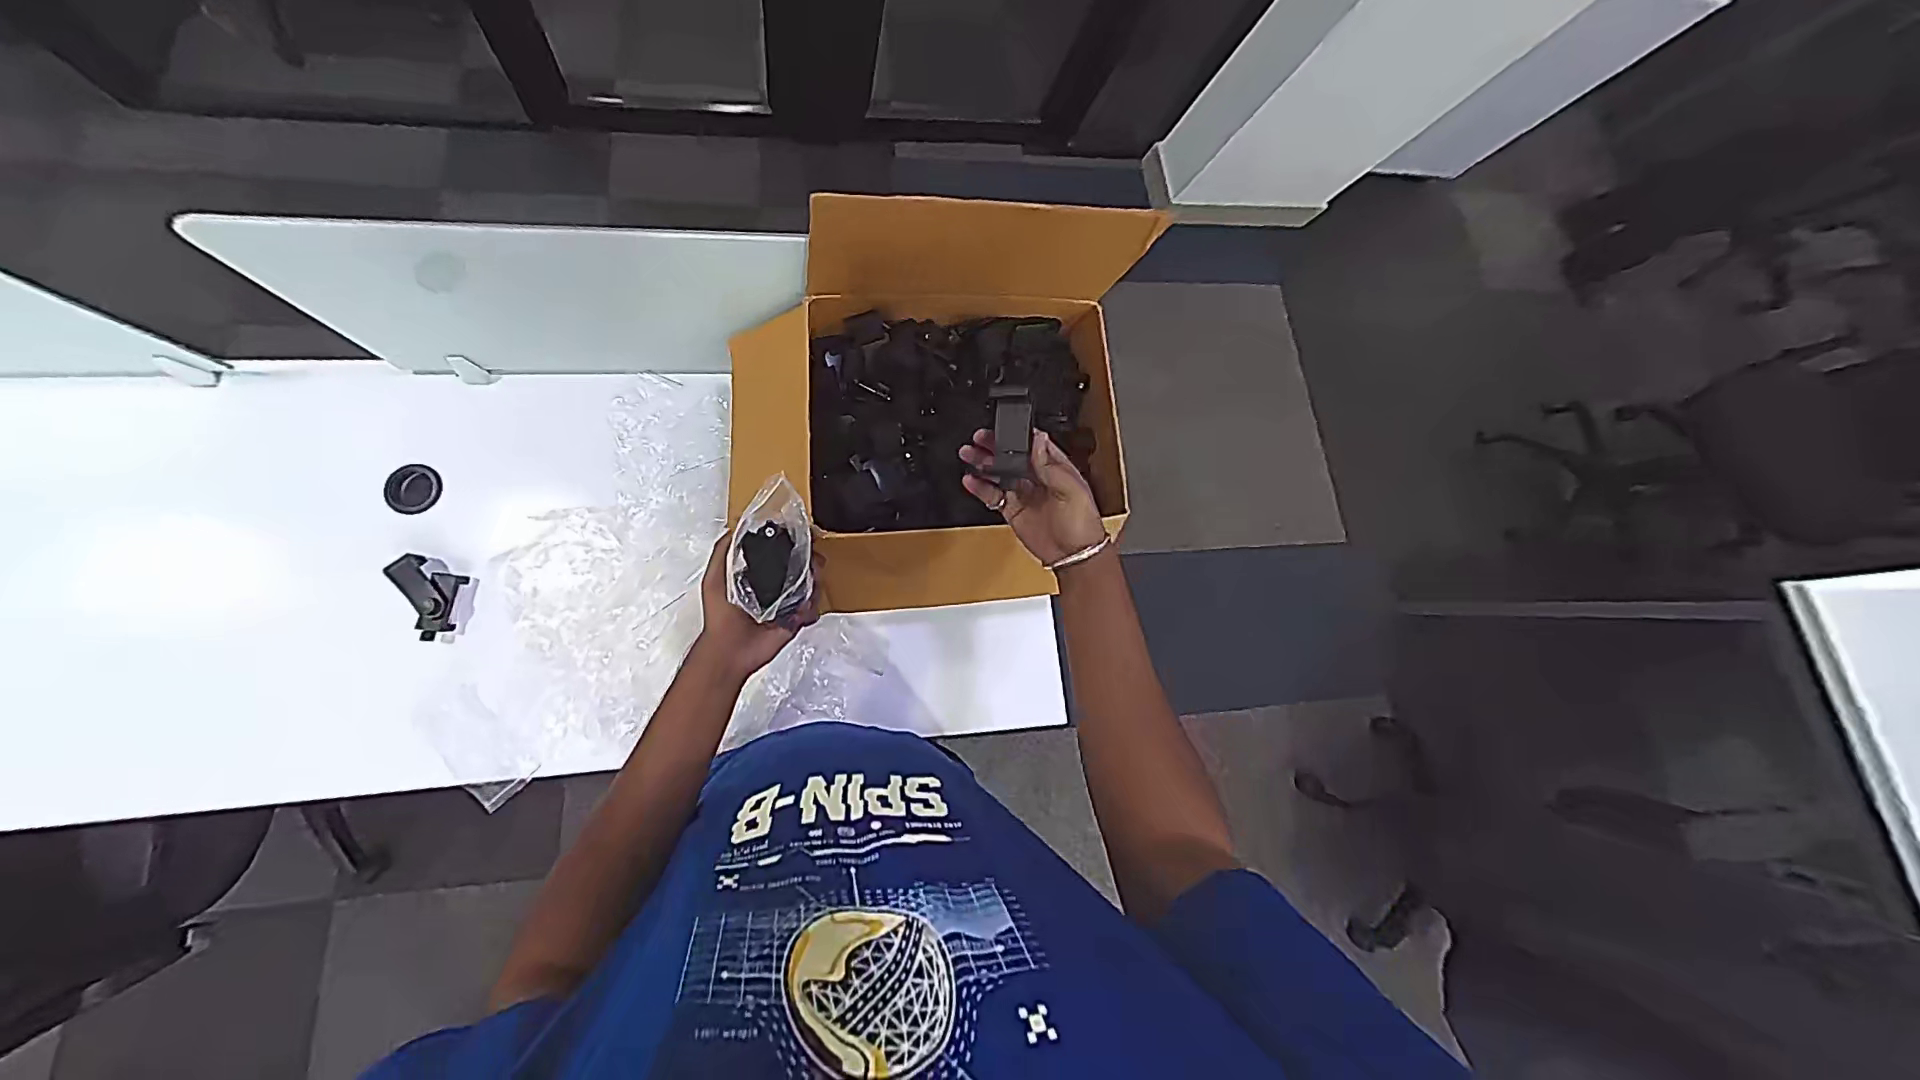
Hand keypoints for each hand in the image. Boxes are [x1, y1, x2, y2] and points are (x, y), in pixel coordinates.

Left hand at [690, 534, 819, 683]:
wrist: (731, 650)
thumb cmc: (719, 617)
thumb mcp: (714, 579)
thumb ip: (722, 554)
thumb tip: (732, 530)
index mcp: (758, 577)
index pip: (782, 555)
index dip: (794, 545)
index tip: (804, 537)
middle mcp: (775, 588)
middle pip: (802, 568)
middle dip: (811, 562)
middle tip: (813, 562)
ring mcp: (787, 604)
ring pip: (811, 586)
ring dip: (814, 582)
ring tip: (810, 582)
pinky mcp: (796, 620)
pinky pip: (812, 608)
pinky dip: (811, 606)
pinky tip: (802, 608)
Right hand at [958, 429, 1107, 566]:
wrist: (1073, 556)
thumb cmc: (1082, 523)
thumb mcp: (1071, 489)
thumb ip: (1050, 465)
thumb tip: (1039, 440)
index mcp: (1055, 468)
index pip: (1033, 444)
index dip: (1017, 436)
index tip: (1002, 430)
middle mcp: (1038, 478)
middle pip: (1012, 456)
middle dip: (995, 446)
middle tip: (979, 438)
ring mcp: (1023, 494)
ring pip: (999, 473)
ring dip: (984, 464)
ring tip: (969, 455)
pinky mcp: (1012, 510)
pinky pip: (993, 495)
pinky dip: (980, 488)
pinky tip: (970, 480)